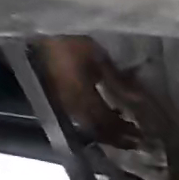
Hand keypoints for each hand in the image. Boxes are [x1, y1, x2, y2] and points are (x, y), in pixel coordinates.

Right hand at [32, 36, 160, 148]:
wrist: (36, 37)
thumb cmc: (68, 43)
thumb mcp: (97, 57)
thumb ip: (117, 80)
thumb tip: (139, 99)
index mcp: (82, 97)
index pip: (107, 122)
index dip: (124, 130)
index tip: (141, 136)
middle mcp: (73, 108)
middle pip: (99, 130)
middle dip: (119, 138)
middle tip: (136, 142)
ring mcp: (65, 107)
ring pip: (90, 128)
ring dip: (109, 133)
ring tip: (125, 132)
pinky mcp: (60, 103)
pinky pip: (82, 120)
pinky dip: (98, 123)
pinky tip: (108, 117)